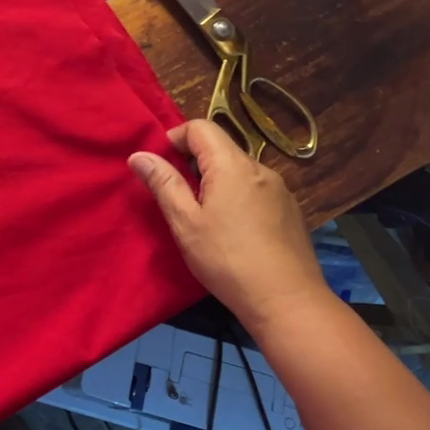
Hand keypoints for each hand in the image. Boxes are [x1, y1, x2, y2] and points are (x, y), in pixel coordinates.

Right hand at [128, 120, 331, 334]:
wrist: (288, 302)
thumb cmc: (227, 260)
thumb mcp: (185, 222)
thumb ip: (163, 183)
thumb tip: (139, 155)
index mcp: (232, 166)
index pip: (200, 127)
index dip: (174, 138)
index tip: (160, 166)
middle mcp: (260, 169)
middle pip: (220, 148)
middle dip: (193, 163)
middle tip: (177, 197)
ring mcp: (280, 190)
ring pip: (239, 171)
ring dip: (216, 182)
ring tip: (204, 218)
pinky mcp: (290, 211)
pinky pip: (256, 190)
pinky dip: (237, 198)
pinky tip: (233, 232)